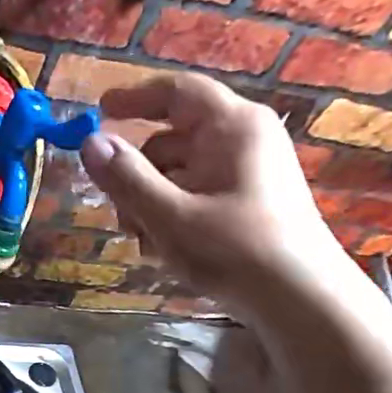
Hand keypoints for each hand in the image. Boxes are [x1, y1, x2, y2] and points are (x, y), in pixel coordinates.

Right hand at [79, 73, 346, 313]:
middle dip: (140, 176)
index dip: (134, 98)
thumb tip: (89, 142)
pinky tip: (168, 251)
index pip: (177, 92)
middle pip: (174, 141)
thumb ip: (127, 180)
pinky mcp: (251, 203)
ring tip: (148, 245)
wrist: (302, 300)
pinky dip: (177, 216)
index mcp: (233, 126)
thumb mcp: (171, 218)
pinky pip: (200, 196)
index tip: (99, 110)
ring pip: (183, 174)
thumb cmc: (236, 252)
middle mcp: (245, 139)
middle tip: (121, 217)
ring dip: (154, 204)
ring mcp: (250, 172)